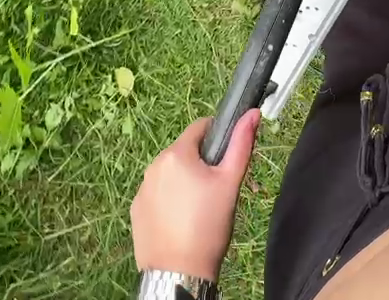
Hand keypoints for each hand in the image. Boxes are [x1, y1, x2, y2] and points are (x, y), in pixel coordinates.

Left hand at [131, 111, 260, 278]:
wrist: (178, 275)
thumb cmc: (208, 226)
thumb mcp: (230, 183)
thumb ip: (241, 144)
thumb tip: (252, 113)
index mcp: (176, 153)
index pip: (200, 127)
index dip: (217, 138)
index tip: (226, 161)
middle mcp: (153, 165)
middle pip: (185, 151)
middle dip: (201, 163)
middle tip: (216, 190)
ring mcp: (141, 189)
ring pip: (170, 173)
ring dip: (184, 181)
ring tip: (199, 208)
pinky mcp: (135, 211)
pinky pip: (157, 194)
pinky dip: (169, 200)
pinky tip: (181, 221)